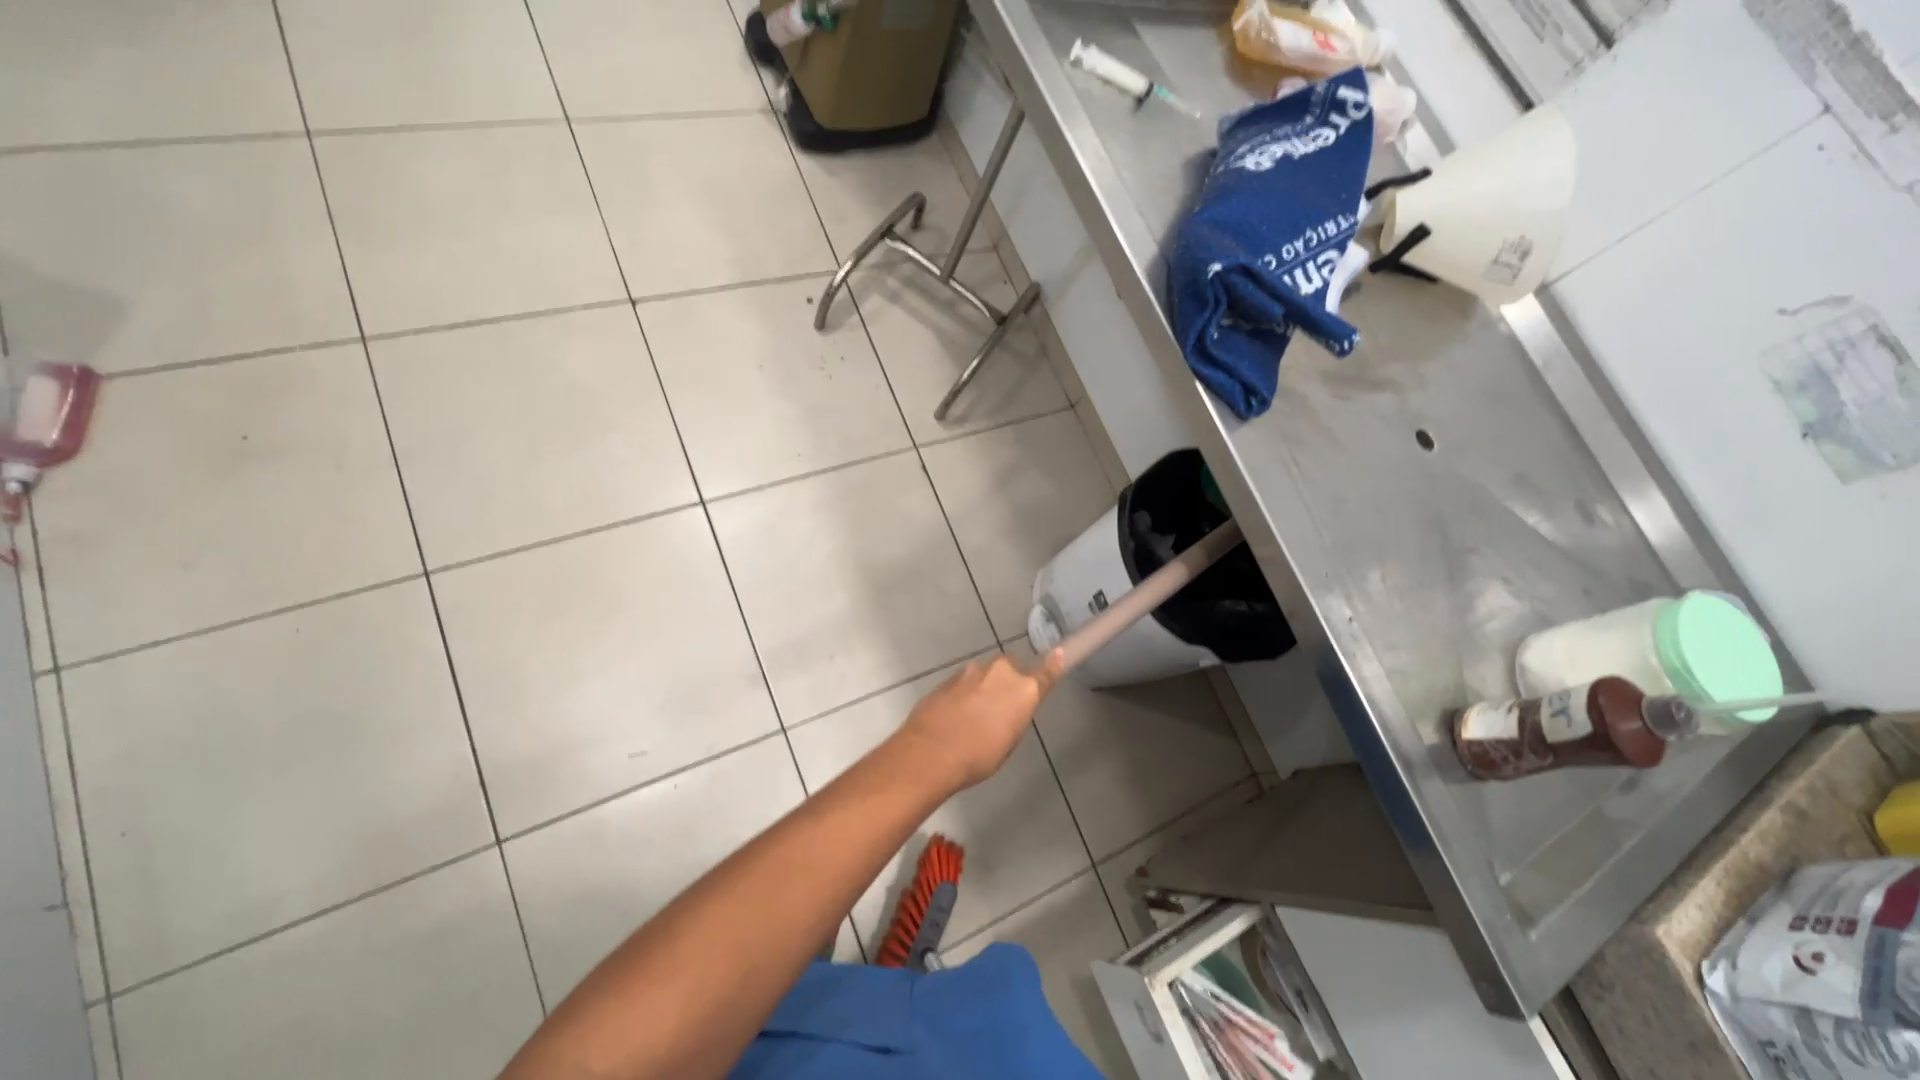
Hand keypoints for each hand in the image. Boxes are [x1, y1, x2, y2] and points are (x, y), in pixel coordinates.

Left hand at [892, 650, 1066, 792]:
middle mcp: (1001, 672)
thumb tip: (1008, 707)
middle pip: (1010, 668)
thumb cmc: (980, 756)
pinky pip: (963, 683)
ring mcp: (972, 672)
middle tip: (999, 707)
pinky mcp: (948, 678)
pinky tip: (954, 715)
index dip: (1053, 663)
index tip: (1060, 653)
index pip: (1046, 672)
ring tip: (973, 716)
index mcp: (1024, 690)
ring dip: (983, 687)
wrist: (932, 752)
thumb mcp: (1009, 740)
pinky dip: (963, 693)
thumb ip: (1014, 714)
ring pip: (984, 674)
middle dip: (1006, 681)